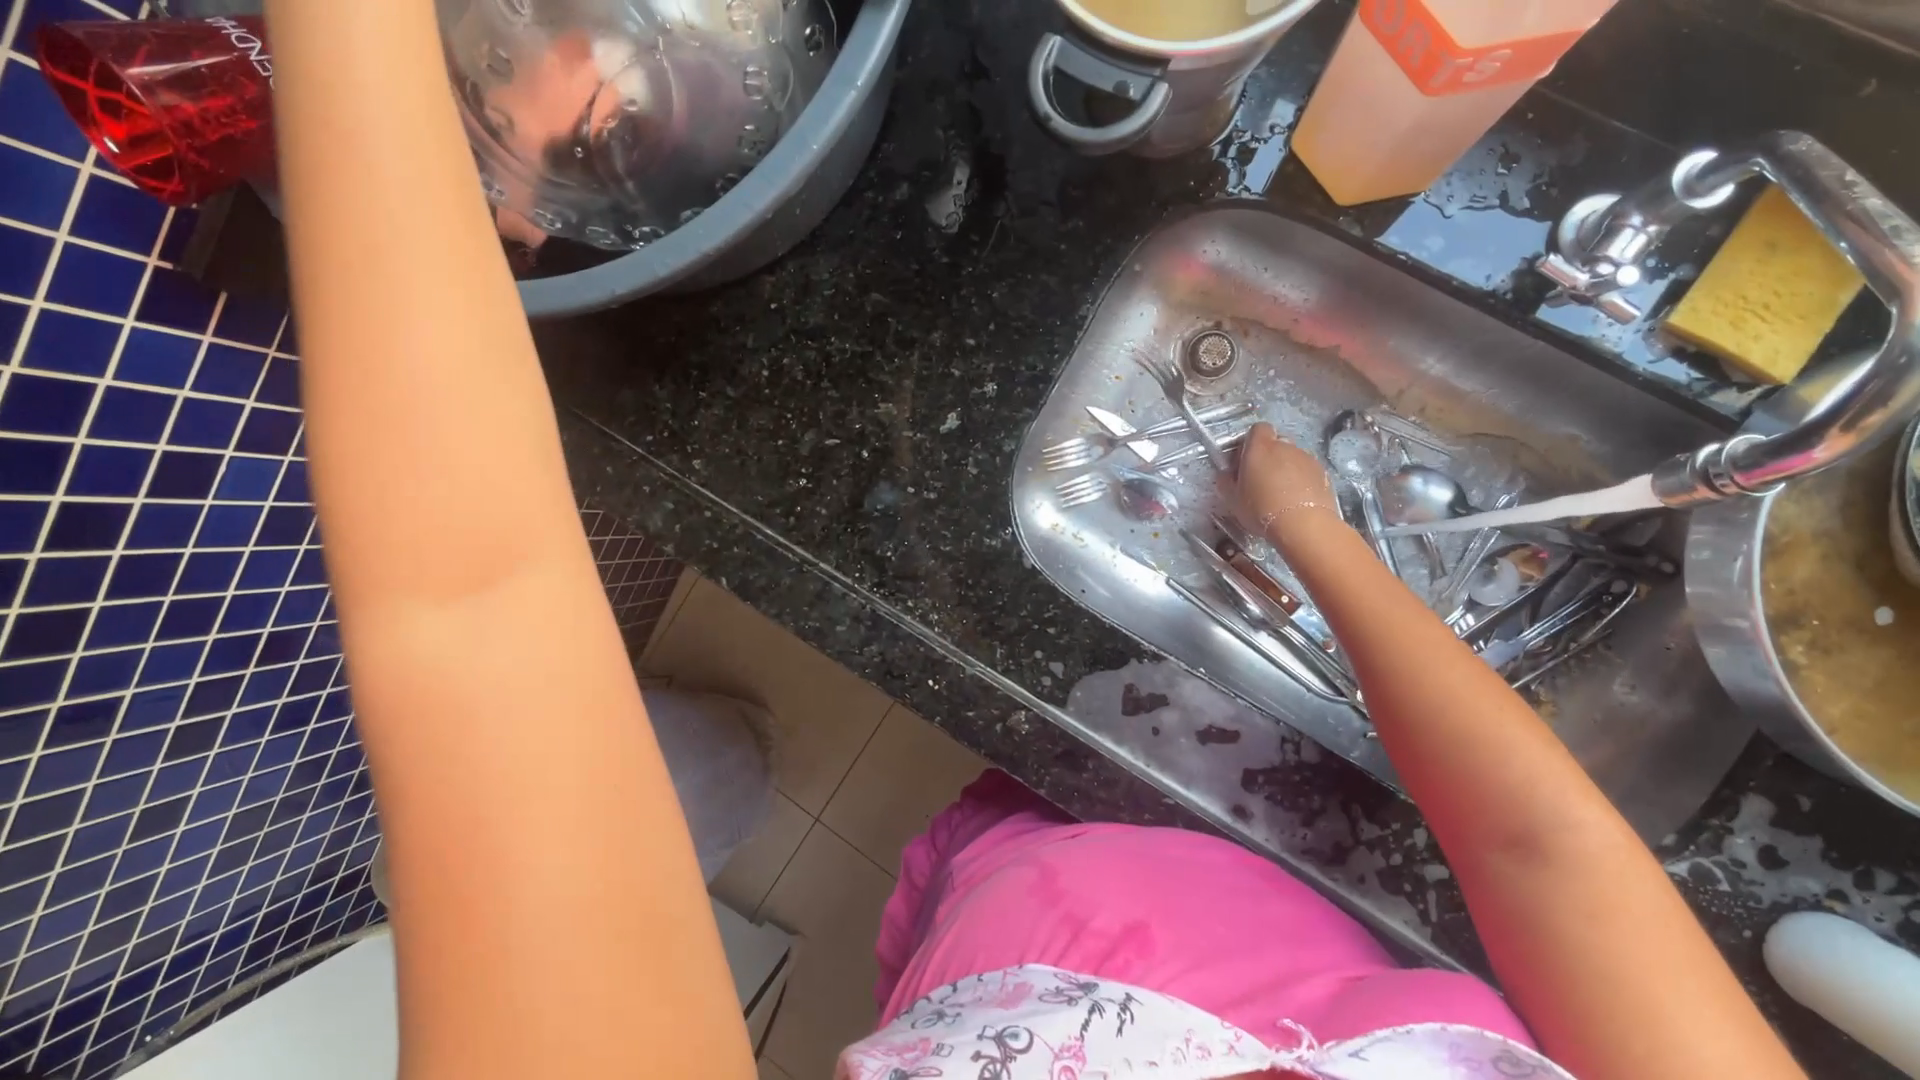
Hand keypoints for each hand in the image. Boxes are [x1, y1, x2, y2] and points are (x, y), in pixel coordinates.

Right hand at [1230, 424, 1342, 548]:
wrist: (1304, 525)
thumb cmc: (1261, 509)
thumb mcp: (1232, 500)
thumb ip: (1226, 481)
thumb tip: (1226, 474)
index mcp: (1260, 447)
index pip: (1257, 429)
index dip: (1250, 442)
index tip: (1244, 461)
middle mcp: (1285, 446)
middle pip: (1276, 443)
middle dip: (1268, 457)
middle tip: (1260, 480)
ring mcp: (1307, 458)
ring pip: (1292, 457)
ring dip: (1285, 470)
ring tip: (1280, 495)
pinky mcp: (1323, 473)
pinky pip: (1307, 471)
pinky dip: (1301, 481)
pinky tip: (1295, 501)